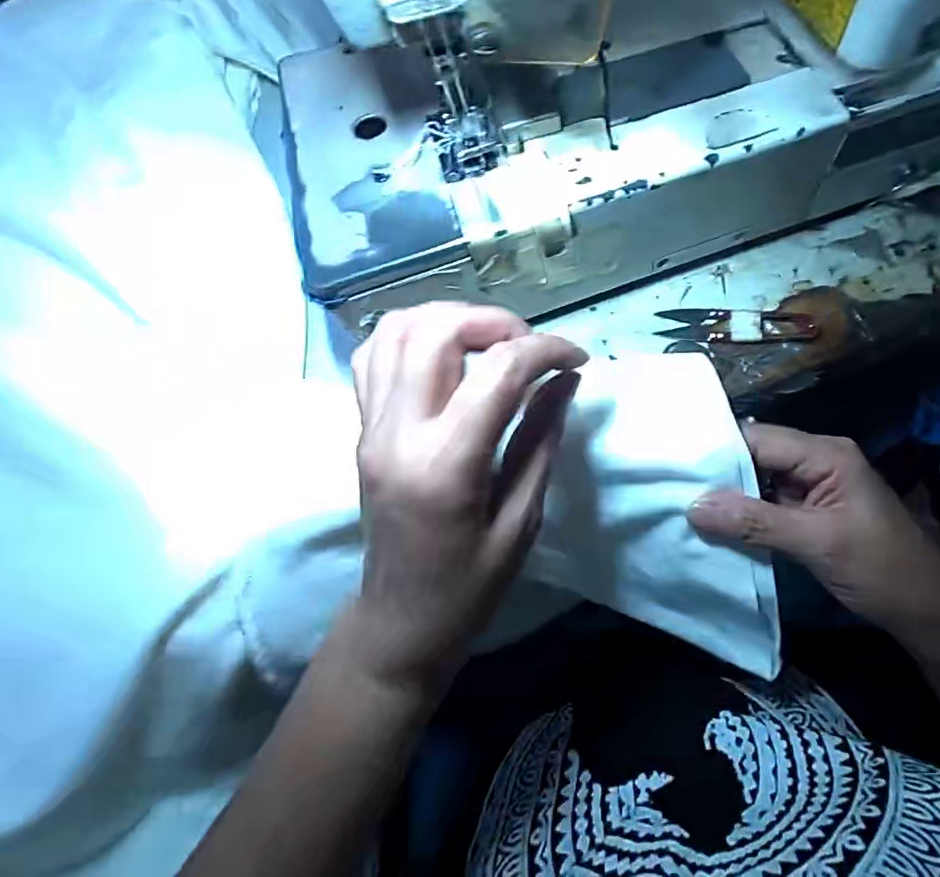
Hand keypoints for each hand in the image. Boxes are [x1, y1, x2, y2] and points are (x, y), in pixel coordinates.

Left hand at [337, 303, 586, 691]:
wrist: (399, 621)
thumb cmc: (470, 586)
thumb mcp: (522, 518)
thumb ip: (542, 438)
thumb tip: (565, 379)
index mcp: (445, 464)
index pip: (498, 372)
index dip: (547, 351)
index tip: (577, 361)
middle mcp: (398, 433)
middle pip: (437, 331)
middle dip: (496, 322)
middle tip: (531, 350)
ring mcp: (371, 426)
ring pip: (398, 328)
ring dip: (454, 319)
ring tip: (492, 345)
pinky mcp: (362, 426)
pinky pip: (375, 352)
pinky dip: (415, 334)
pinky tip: (449, 355)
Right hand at [689, 423, 939, 644]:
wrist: (925, 609)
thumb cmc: (880, 568)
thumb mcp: (817, 543)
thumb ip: (756, 522)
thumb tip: (695, 506)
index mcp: (827, 454)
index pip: (761, 440)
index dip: (720, 451)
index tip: (677, 464)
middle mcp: (818, 460)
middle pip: (758, 455)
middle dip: (720, 472)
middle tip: (673, 485)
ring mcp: (814, 486)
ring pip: (760, 480)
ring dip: (730, 494)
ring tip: (684, 501)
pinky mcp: (810, 511)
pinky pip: (768, 503)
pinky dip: (745, 512)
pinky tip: (714, 522)